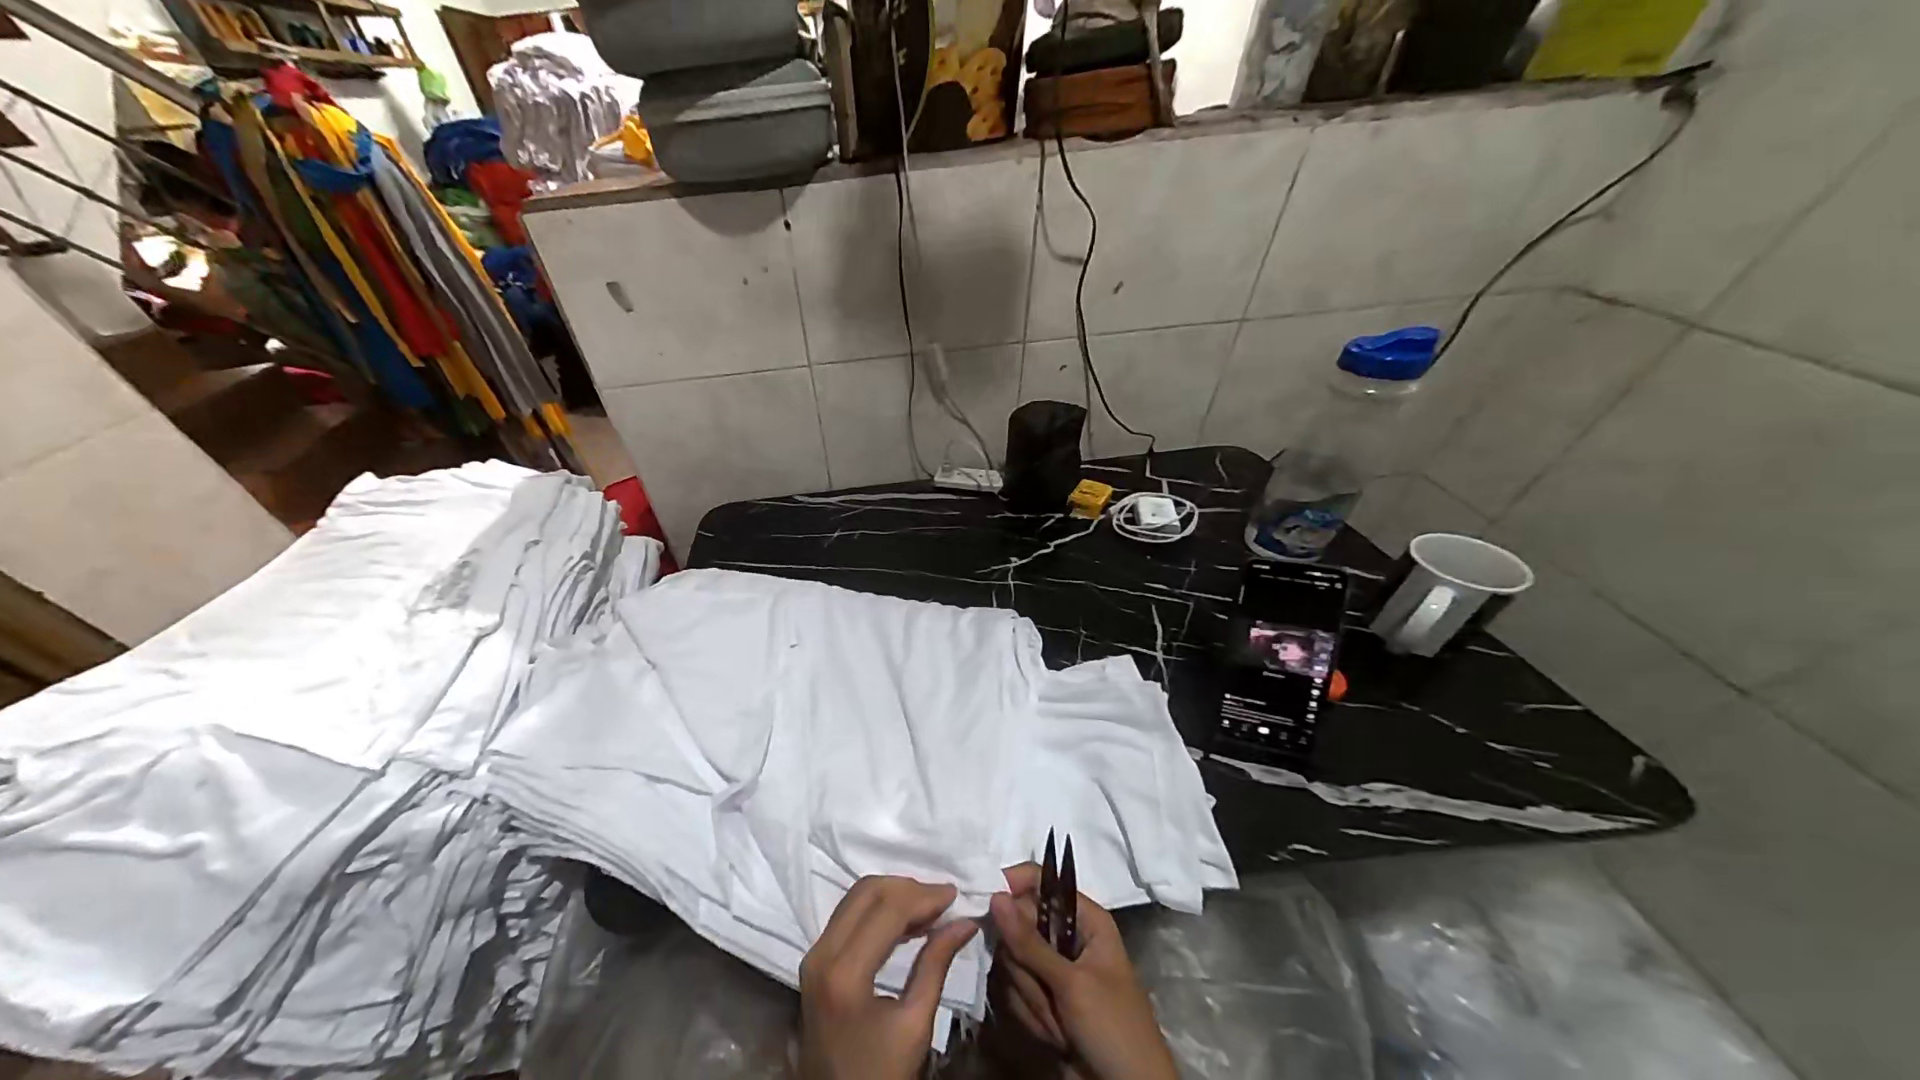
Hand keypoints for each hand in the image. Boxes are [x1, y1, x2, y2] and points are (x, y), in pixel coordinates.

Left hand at [799, 876, 979, 1079]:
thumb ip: (936, 964)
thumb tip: (965, 921)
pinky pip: (847, 914)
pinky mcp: (814, 961)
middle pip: (867, 892)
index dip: (924, 895)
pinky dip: (878, 907)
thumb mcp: (916, 1024)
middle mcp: (821, 954)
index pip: (887, 909)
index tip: (955, 894)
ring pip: (855, 897)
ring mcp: (813, 956)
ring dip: (893, 894)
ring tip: (929, 907)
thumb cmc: (881, 1074)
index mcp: (845, 973)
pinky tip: (905, 920)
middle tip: (943, 899)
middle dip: (909, 887)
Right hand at [988, 865, 1177, 1079]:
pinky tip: (1054, 1035)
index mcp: (1085, 918)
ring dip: (1031, 996)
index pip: (1041, 881)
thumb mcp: (1072, 984)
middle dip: (1026, 965)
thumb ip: (1030, 941)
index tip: (988, 899)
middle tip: (1049, 992)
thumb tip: (995, 895)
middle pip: (1019, 925)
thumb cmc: (1113, 1027)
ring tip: (1060, 1022)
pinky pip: (1015, 991)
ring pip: (1013, 962)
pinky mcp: (1042, 998)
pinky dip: (1030, 1015)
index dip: (1014, 884)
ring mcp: (1052, 969)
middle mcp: (1066, 936)